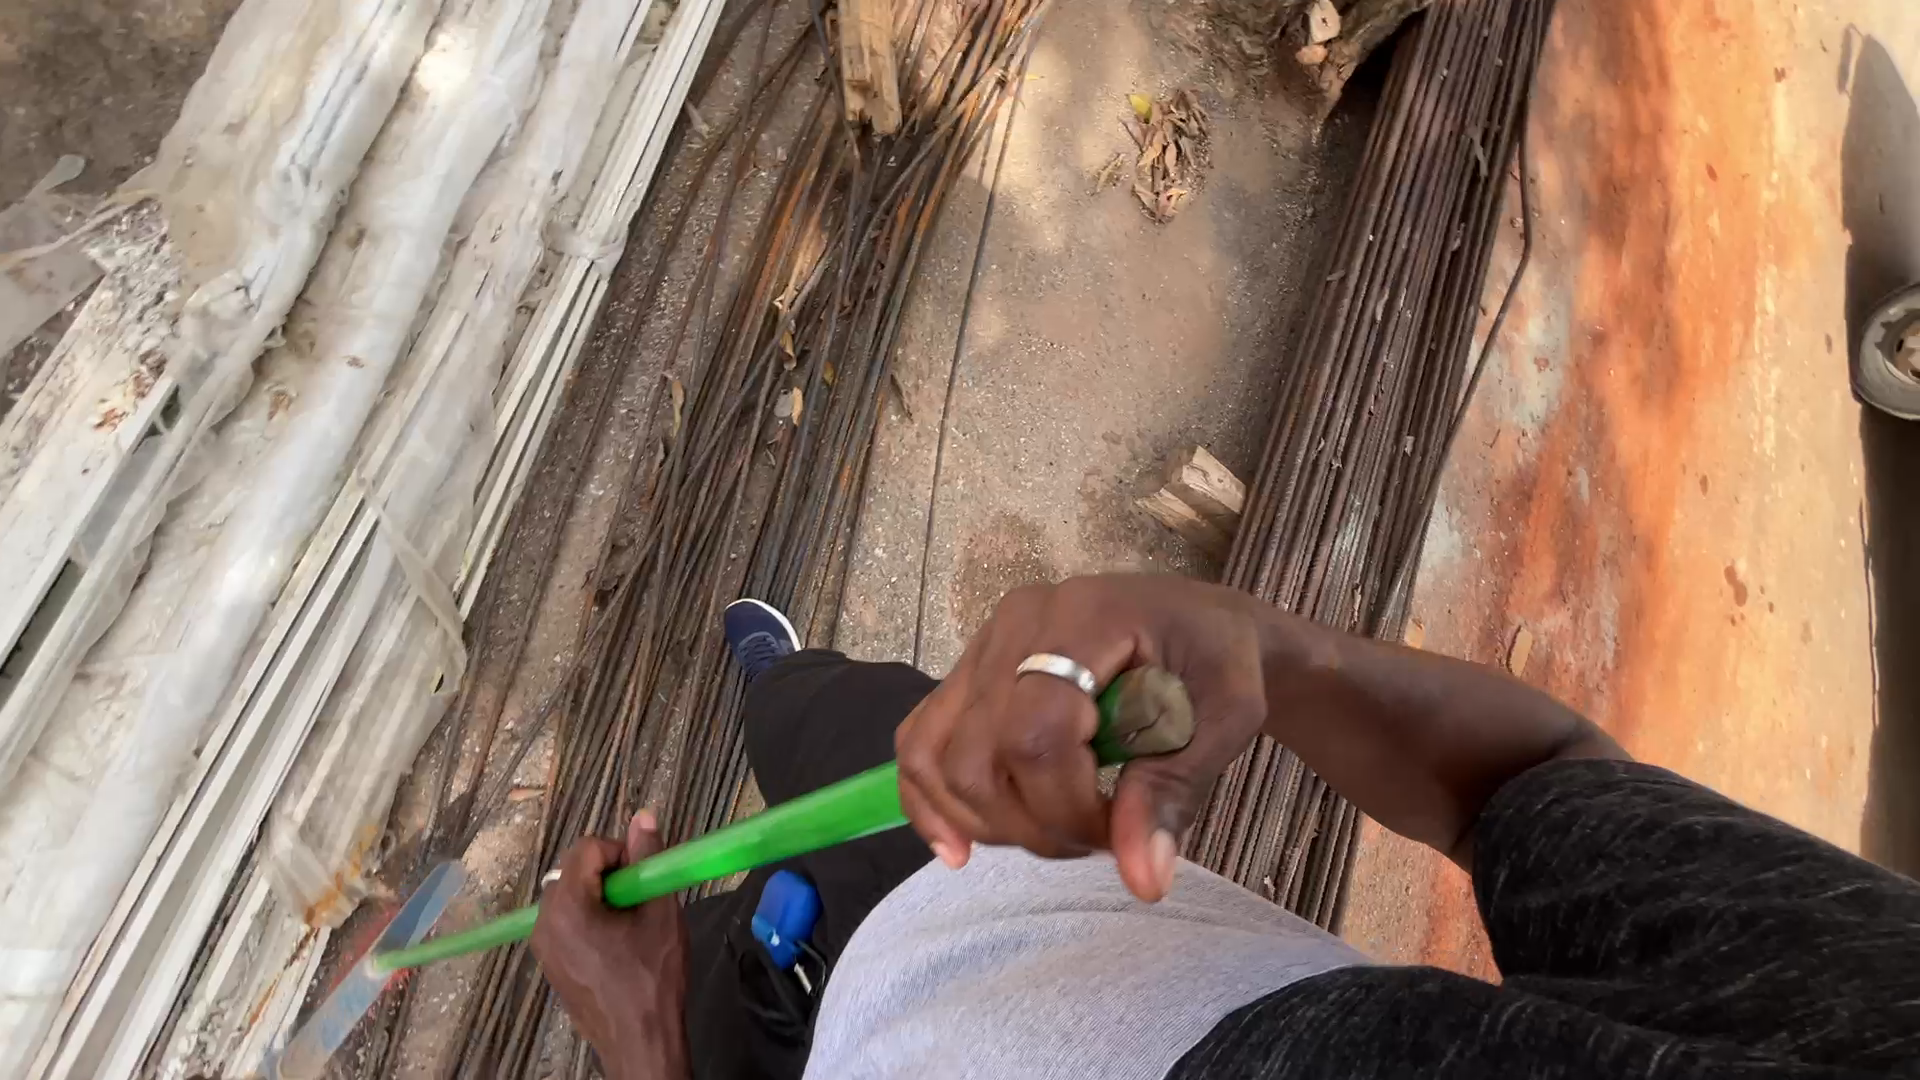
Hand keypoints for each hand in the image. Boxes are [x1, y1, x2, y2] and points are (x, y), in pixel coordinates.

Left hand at [531, 810, 688, 1079]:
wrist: (640, 1039)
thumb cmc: (653, 974)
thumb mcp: (660, 911)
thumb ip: (648, 858)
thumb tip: (644, 815)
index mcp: (566, 907)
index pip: (586, 848)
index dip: (620, 851)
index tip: (644, 875)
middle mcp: (544, 924)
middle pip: (574, 868)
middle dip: (610, 870)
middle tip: (642, 894)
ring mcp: (543, 946)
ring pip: (571, 892)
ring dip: (602, 891)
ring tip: (633, 917)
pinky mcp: (550, 963)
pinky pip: (567, 918)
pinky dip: (591, 913)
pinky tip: (619, 939)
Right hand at [895, 575, 1268, 901]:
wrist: (1200, 624)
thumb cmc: (1222, 661)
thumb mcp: (1227, 718)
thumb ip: (1176, 790)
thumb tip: (1142, 880)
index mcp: (1079, 620)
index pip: (1035, 734)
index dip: (1065, 807)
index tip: (1118, 831)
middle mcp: (1014, 625)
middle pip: (976, 754)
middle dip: (1028, 825)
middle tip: (1090, 836)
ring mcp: (983, 645)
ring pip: (933, 752)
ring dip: (981, 821)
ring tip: (1044, 832)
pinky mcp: (972, 671)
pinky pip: (921, 738)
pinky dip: (928, 798)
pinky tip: (957, 845)